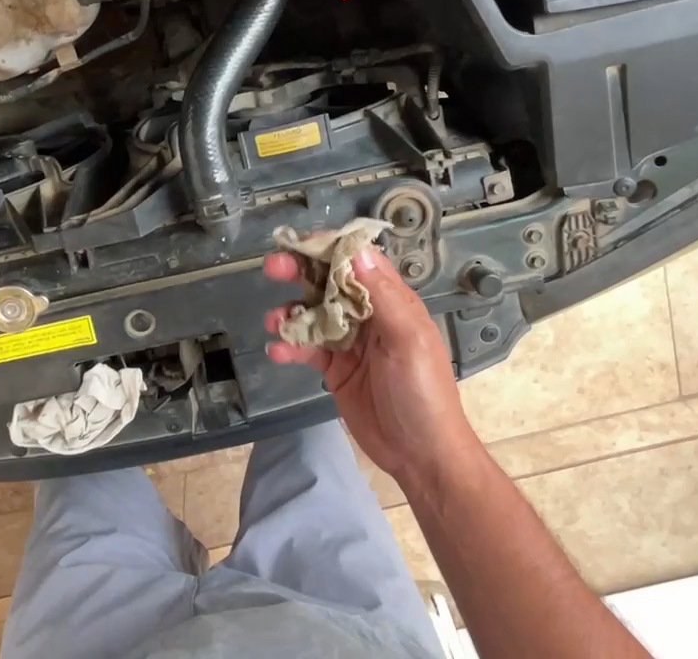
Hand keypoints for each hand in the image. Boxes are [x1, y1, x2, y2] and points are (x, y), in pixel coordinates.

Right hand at [263, 247, 485, 491]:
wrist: (421, 455)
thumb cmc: (423, 392)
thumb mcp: (409, 340)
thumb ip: (383, 295)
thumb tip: (357, 250)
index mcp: (392, 301)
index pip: (359, 261)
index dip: (331, 247)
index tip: (301, 242)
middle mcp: (369, 315)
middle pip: (329, 282)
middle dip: (301, 272)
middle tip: (273, 267)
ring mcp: (350, 342)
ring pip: (313, 313)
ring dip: (290, 312)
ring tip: (273, 321)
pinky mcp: (335, 369)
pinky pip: (307, 348)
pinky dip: (290, 346)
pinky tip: (278, 352)